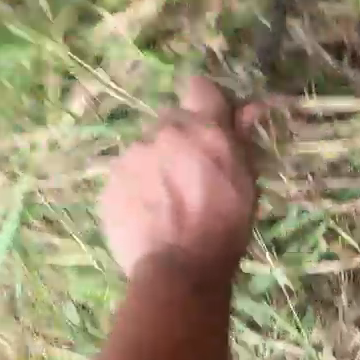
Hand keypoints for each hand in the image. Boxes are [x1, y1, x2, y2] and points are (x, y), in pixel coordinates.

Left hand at [99, 76, 260, 282]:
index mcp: (203, 130)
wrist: (178, 271)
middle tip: (192, 180)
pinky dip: (138, 191)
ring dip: (157, 168)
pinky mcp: (109, 182)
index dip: (205, 103)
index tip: (211, 126)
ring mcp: (131, 155)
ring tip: (169, 206)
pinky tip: (151, 219)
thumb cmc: (225, 231)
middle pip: (171, 122)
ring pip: (146, 150)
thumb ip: (242, 143)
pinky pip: (126, 177)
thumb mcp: (247, 187)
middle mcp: (163, 132)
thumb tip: (250, 107)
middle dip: (180, 143)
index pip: (199, 88)